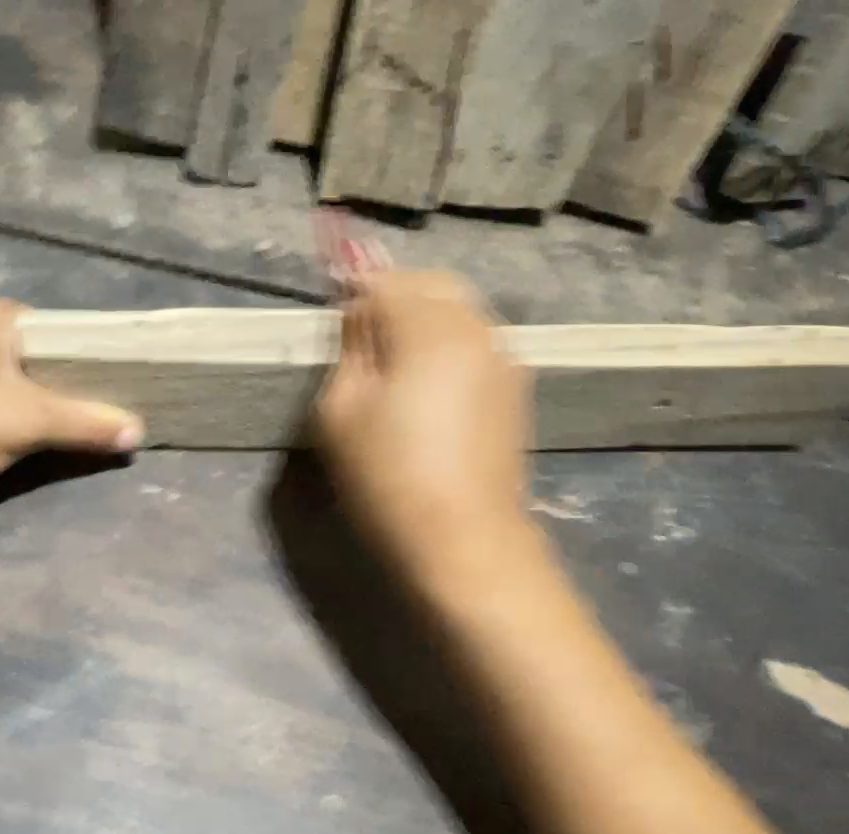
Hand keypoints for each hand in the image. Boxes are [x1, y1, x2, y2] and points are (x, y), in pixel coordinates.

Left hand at [0, 300, 143, 493]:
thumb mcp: (30, 421)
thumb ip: (86, 424)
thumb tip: (139, 433)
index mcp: (7, 320)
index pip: (76, 331)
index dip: (108, 358)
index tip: (140, 383)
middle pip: (61, 360)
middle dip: (90, 386)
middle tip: (129, 408)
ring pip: (43, 384)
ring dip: (68, 406)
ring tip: (106, 424)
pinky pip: (25, 402)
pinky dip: (45, 418)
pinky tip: (64, 435)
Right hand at [315, 270, 534, 571]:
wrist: (464, 539)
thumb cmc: (388, 478)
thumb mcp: (341, 412)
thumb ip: (349, 349)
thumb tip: (360, 311)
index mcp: (430, 327)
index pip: (385, 280)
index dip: (353, 287)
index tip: (332, 306)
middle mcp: (476, 327)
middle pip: (430, 284)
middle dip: (394, 295)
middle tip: (360, 333)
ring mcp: (504, 356)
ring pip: (458, 310)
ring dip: (423, 318)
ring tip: (392, 360)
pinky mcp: (516, 387)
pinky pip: (475, 342)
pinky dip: (448, 344)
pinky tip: (427, 384)